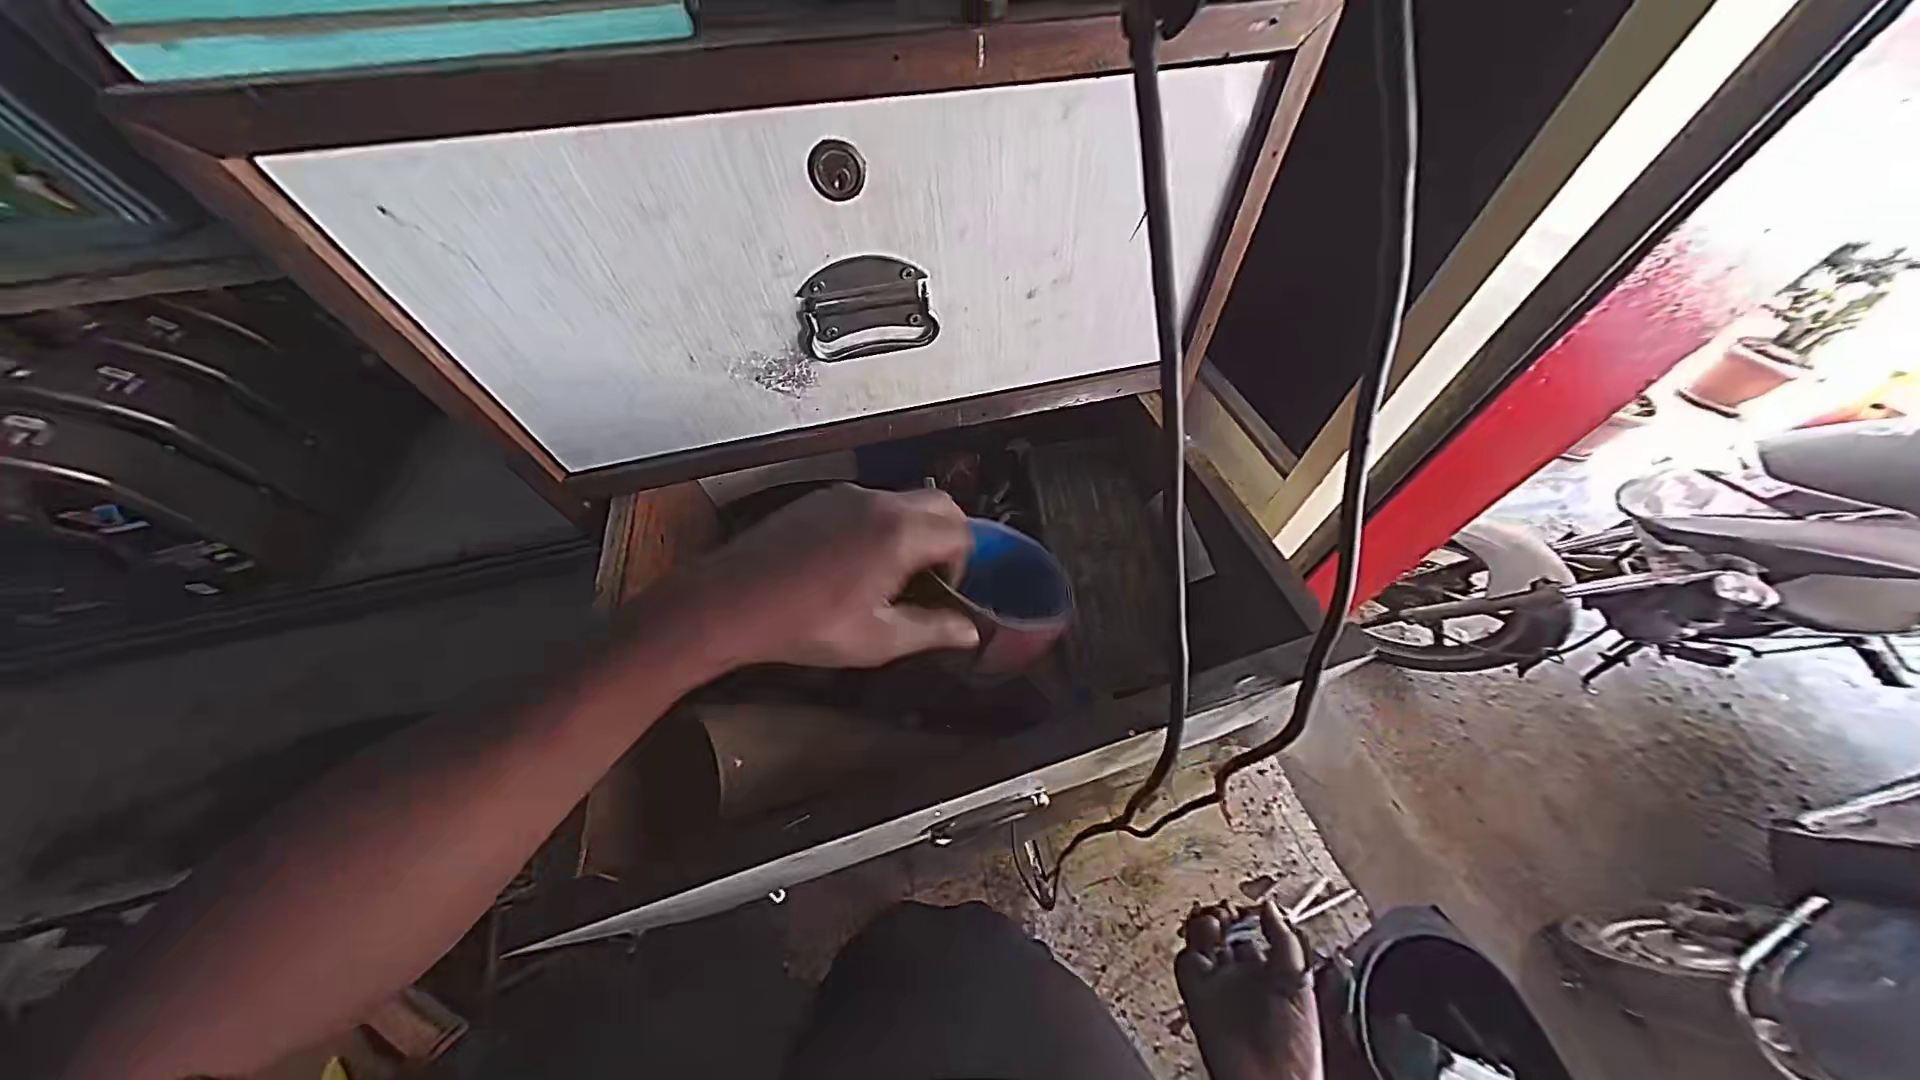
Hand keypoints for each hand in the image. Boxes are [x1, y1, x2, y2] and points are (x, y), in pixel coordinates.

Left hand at [661, 485, 980, 669]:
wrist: (728, 602)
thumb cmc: (801, 625)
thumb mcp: (876, 640)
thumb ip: (931, 630)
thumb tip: (969, 632)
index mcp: (897, 535)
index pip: (960, 532)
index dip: (962, 564)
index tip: (942, 590)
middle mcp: (876, 504)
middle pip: (941, 505)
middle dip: (948, 538)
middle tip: (930, 576)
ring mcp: (846, 497)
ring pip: (905, 500)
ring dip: (915, 530)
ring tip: (892, 573)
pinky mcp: (820, 500)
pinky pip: (871, 503)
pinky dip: (883, 524)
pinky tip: (858, 561)